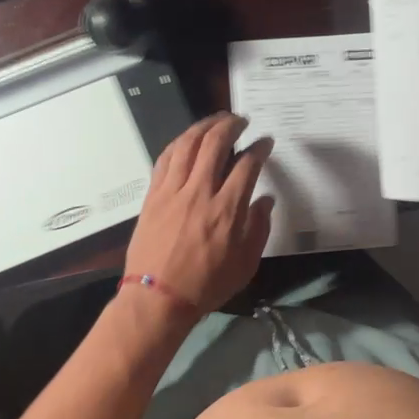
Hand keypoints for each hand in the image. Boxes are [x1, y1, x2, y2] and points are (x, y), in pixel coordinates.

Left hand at [124, 113, 274, 315]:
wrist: (158, 298)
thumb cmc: (206, 285)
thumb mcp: (246, 264)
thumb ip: (259, 228)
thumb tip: (265, 200)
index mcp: (227, 209)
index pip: (247, 165)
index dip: (259, 148)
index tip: (265, 142)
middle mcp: (200, 192)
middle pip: (215, 143)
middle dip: (231, 125)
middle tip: (241, 121)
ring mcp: (172, 191)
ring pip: (187, 144)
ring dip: (203, 126)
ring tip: (216, 120)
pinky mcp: (153, 195)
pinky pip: (165, 159)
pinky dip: (179, 143)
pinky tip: (187, 139)